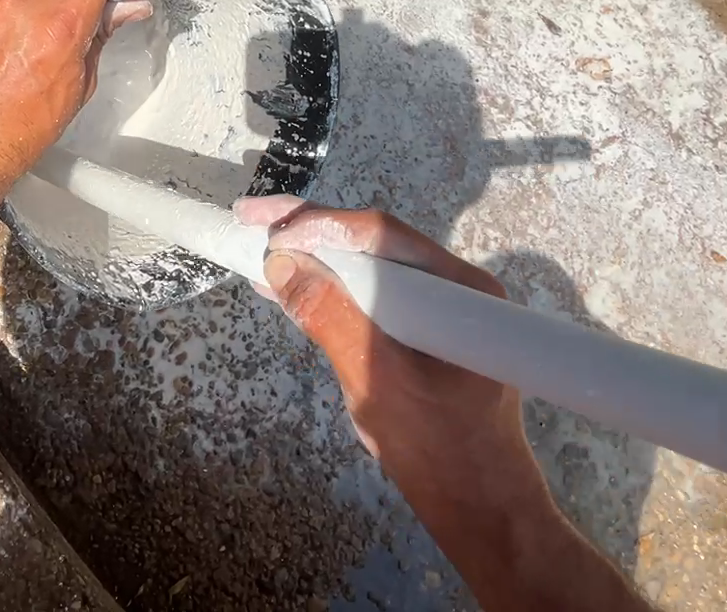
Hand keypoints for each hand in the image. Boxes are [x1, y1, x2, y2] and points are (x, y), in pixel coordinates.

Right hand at [234, 197, 543, 499]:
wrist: (478, 510)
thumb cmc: (437, 449)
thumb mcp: (374, 379)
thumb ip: (329, 316)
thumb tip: (278, 261)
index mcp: (458, 287)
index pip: (380, 236)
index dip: (320, 226)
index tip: (269, 236)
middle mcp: (448, 284)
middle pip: (368, 241)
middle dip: (305, 227)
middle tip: (248, 217)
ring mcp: (430, 305)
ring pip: (359, 263)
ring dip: (306, 252)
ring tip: (254, 240)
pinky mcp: (412, 327)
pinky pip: (360, 292)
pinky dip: (320, 285)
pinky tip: (283, 283)